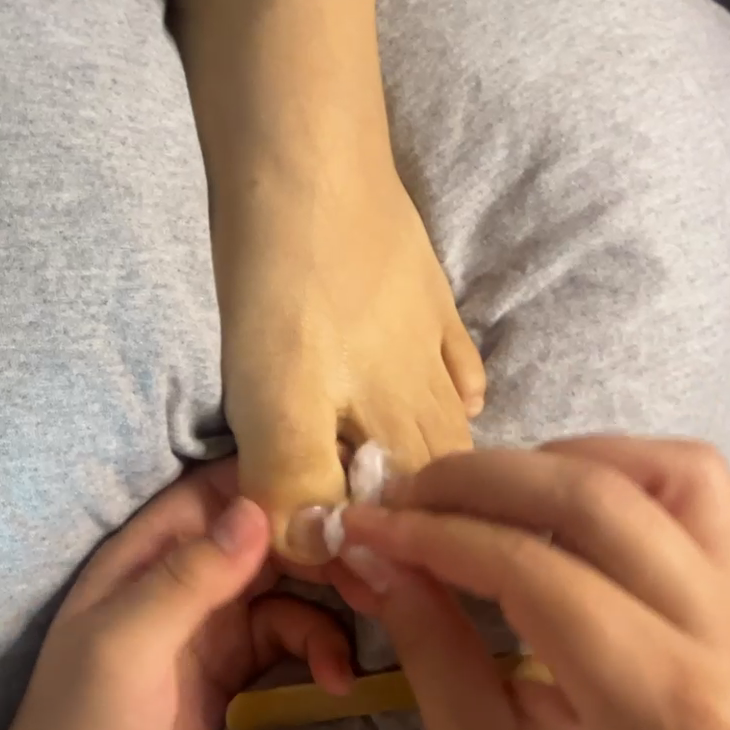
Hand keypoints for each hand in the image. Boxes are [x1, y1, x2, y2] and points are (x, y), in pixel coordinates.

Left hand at [0, 460, 353, 729]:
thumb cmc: (83, 723)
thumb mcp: (126, 646)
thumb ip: (186, 578)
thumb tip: (254, 509)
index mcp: (147, 553)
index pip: (215, 490)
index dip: (275, 477)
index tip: (344, 482)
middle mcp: (183, 573)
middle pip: (262, 533)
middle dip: (318, 541)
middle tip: (374, 565)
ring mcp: (211, 621)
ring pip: (286, 583)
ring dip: (330, 596)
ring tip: (371, 617)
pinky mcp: (236, 666)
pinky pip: (291, 635)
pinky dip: (320, 648)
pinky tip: (336, 681)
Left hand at [172, 0, 484, 567]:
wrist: (298, 143)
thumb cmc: (282, 278)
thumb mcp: (273, 395)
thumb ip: (296, 481)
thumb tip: (317, 557)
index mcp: (397, 417)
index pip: (413, 514)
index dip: (395, 553)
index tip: (374, 585)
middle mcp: (426, 378)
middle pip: (436, 466)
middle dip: (421, 514)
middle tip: (406, 550)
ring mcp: (425, 322)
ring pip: (445, 409)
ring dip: (434, 454)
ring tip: (430, 496)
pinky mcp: (413, 277)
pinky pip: (450, 349)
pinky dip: (451, 382)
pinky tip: (457, 392)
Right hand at [328, 438, 729, 729]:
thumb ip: (424, 637)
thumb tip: (372, 549)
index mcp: (653, 702)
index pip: (529, 568)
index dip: (431, 531)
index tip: (363, 522)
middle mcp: (725, 640)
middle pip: (600, 497)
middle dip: (478, 477)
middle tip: (406, 494)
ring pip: (677, 471)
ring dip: (566, 459)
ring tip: (494, 492)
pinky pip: (723, 494)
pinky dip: (639, 472)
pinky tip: (579, 504)